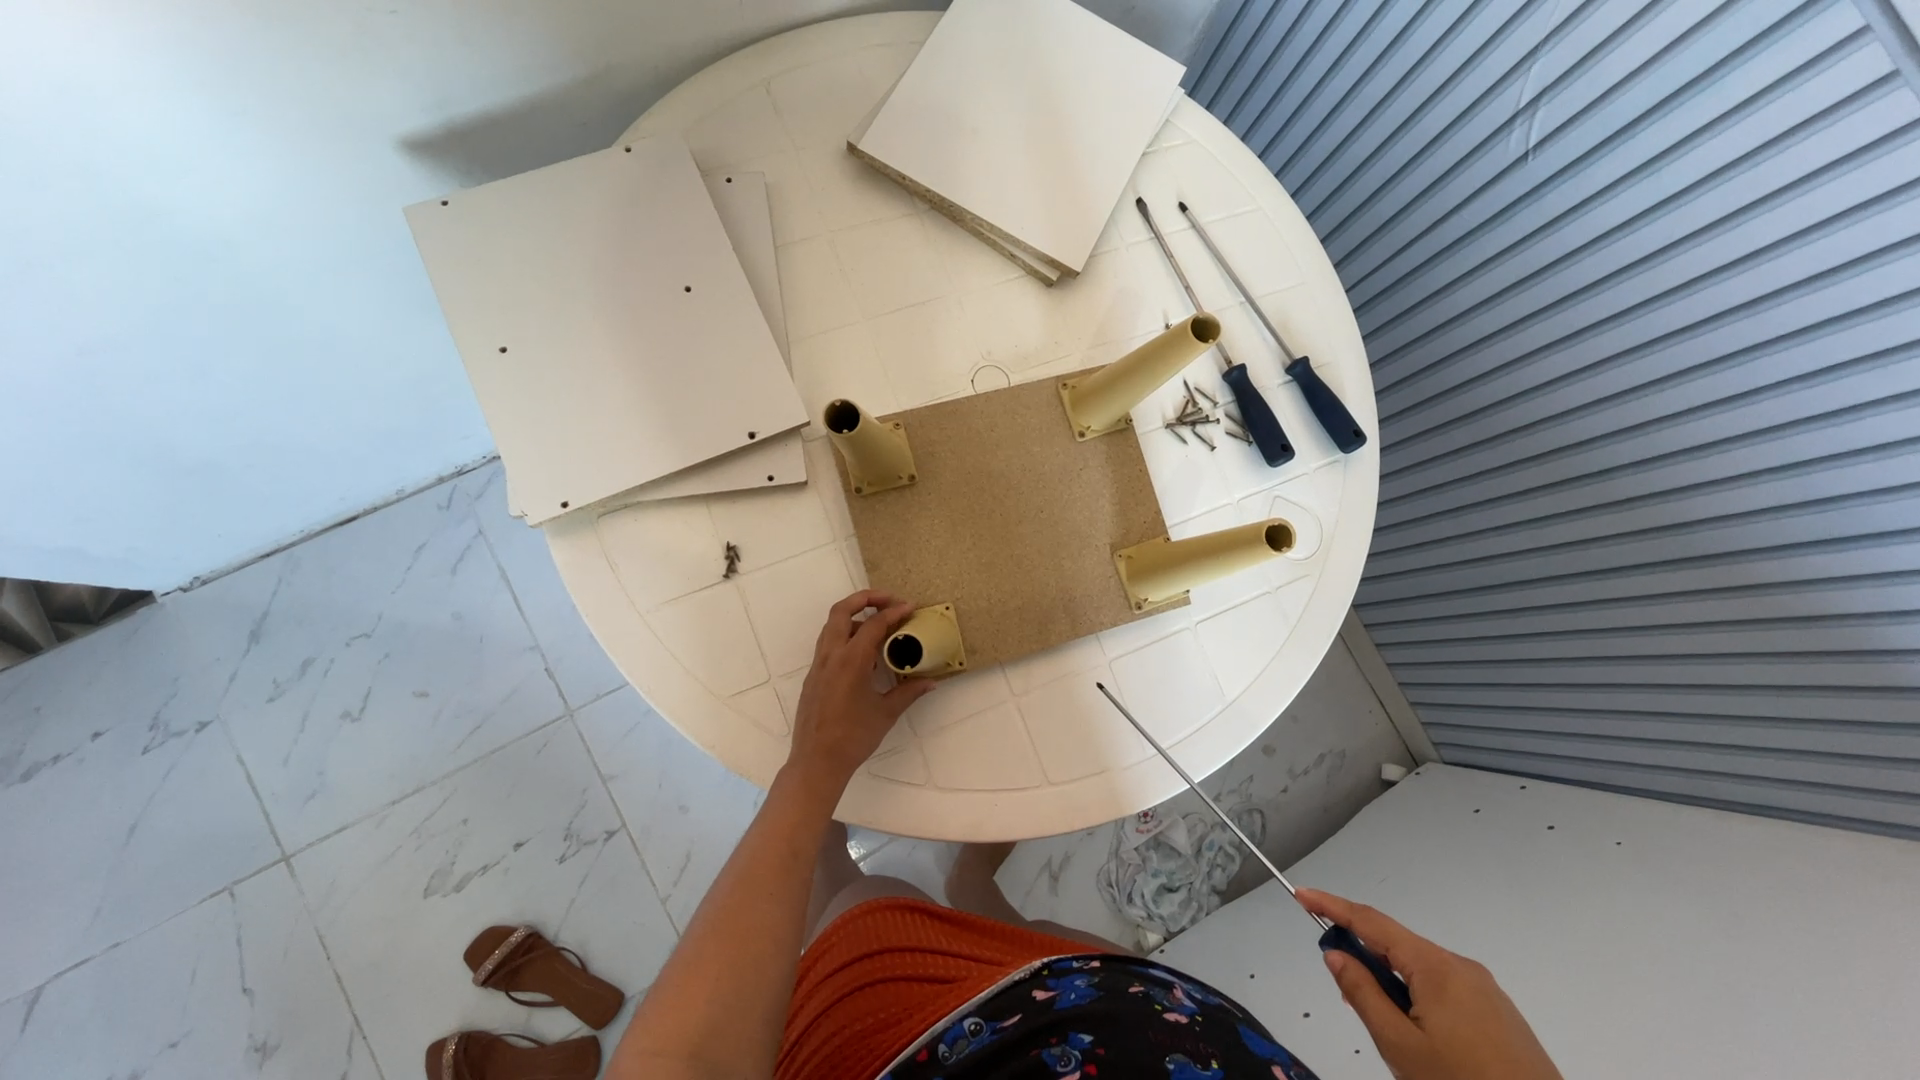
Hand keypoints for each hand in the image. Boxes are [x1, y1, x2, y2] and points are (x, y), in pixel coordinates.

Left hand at [784, 590, 936, 791]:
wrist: (817, 762)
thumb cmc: (853, 737)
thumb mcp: (886, 713)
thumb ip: (908, 692)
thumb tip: (931, 682)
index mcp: (850, 661)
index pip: (873, 624)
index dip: (893, 612)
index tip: (909, 607)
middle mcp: (831, 656)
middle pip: (842, 611)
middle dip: (865, 599)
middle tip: (887, 601)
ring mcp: (818, 665)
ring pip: (831, 626)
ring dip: (853, 617)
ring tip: (877, 626)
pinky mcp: (813, 676)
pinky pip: (827, 644)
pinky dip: (844, 637)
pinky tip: (863, 656)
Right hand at [1298, 889, 1561, 1079]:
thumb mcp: (1399, 1045)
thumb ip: (1362, 993)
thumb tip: (1337, 955)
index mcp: (1435, 967)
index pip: (1371, 922)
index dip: (1332, 906)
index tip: (1300, 894)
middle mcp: (1461, 967)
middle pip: (1397, 946)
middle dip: (1364, 957)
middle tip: (1342, 990)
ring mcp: (1484, 989)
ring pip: (1420, 970)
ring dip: (1391, 984)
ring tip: (1384, 1027)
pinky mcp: (1498, 1012)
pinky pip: (1444, 988)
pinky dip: (1417, 996)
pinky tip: (1417, 1033)